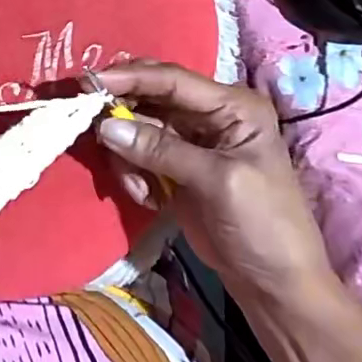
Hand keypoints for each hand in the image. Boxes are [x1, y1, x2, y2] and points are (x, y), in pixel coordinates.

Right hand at [92, 60, 338, 306]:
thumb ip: (161, 150)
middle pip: (149, 96)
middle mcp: (209, 114)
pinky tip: (149, 199)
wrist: (274, 283)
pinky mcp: (174, 166)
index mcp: (232, 106)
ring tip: (139, 188)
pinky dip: (132, 172)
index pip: (172, 80)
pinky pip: (137, 154)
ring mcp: (189, 140)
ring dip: (127, 154)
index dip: (129, 77)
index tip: (88, 81)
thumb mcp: (216, 182)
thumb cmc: (263, 225)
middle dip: (120, 111)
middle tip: (90, 123)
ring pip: (136, 126)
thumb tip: (105, 126)